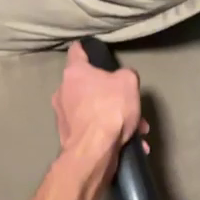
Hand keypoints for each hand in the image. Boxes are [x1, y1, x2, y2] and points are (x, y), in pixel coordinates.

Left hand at [52, 42, 142, 160]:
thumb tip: (121, 81)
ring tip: (136, 128)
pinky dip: (108, 133)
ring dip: (113, 117)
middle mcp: (63, 91)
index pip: (77, 51)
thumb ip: (126, 75)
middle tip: (128, 103)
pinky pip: (92, 129)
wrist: (94, 151)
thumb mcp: (129, 82)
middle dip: (110, 94)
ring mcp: (63, 115)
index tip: (95, 51)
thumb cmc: (110, 108)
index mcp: (74, 72)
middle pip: (88, 85)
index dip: (87, 49)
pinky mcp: (68, 136)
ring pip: (93, 110)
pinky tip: (128, 143)